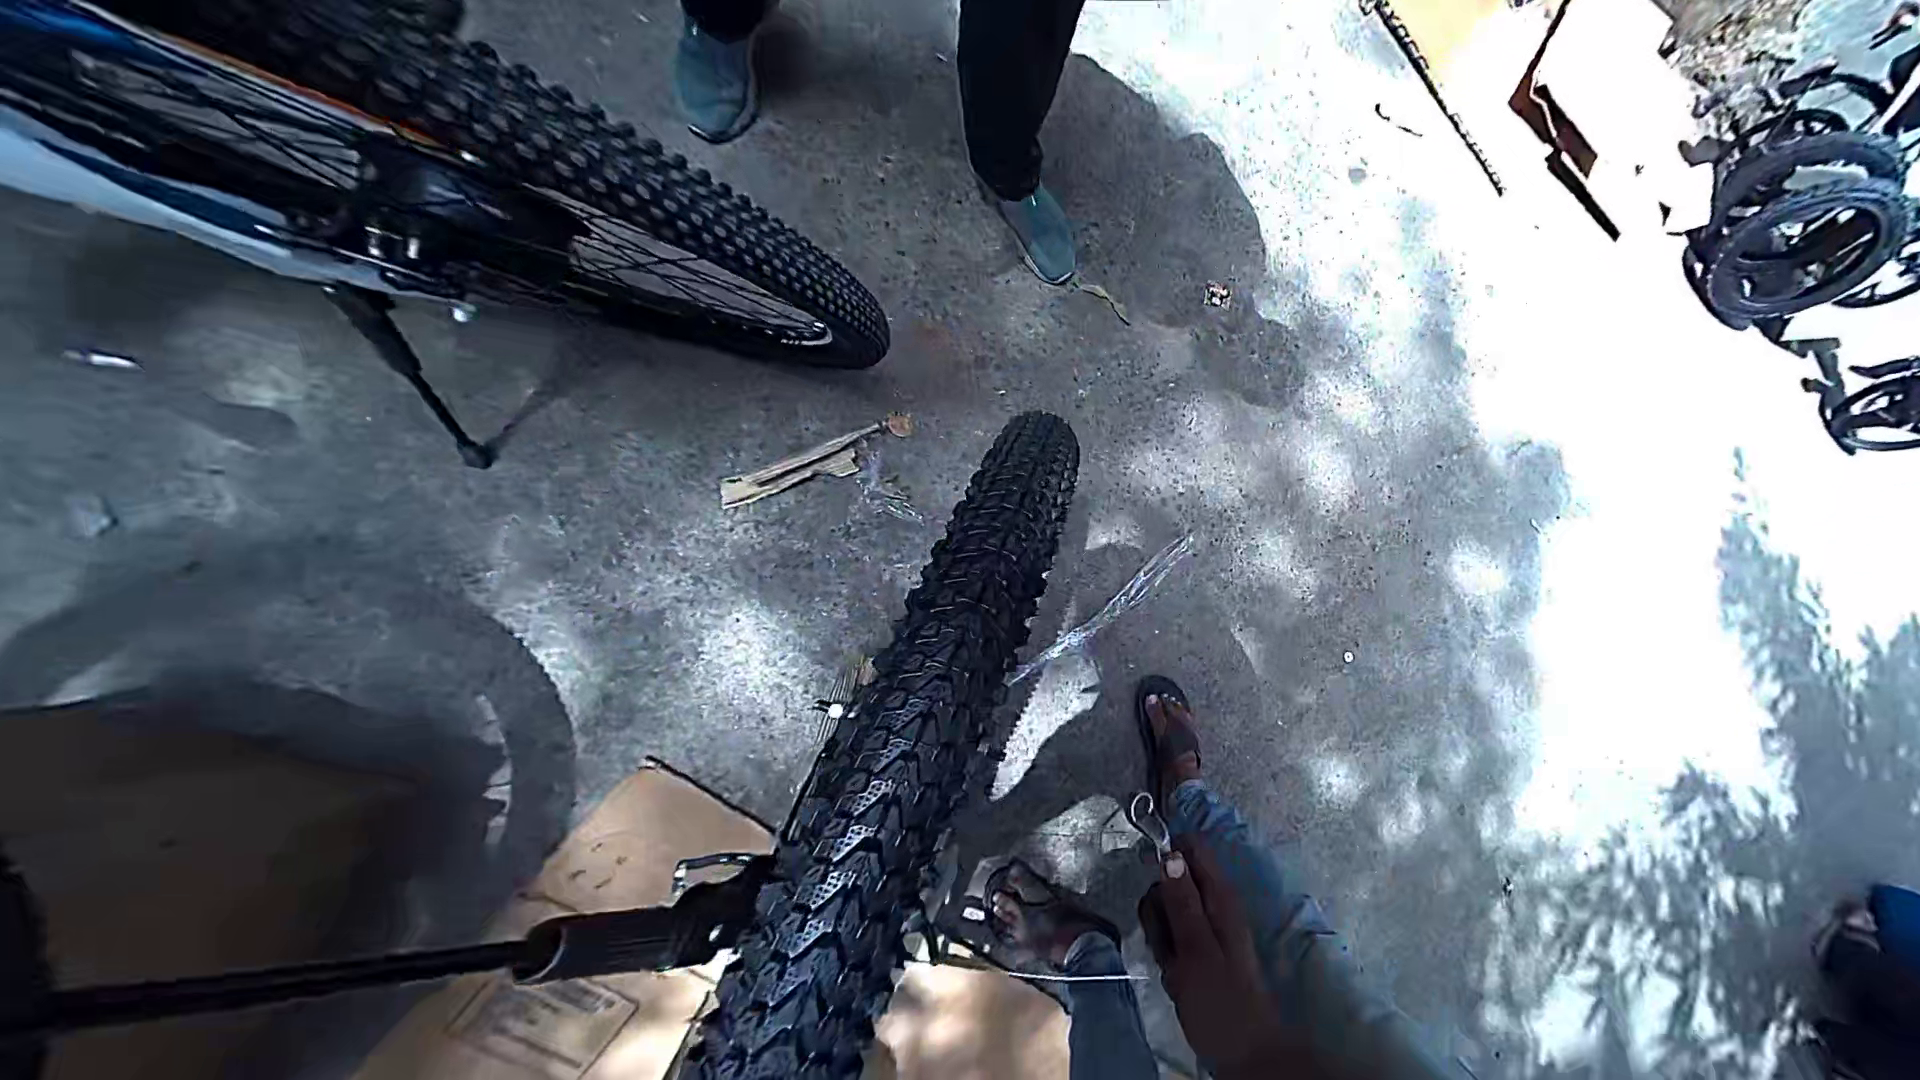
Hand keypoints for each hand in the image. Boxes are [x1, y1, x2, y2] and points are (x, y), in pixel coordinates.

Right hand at [1139, 835, 1295, 1078]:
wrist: (1245, 1056)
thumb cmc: (1221, 1002)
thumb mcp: (1195, 949)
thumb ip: (1182, 900)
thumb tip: (1170, 853)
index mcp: (1219, 896)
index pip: (1191, 846)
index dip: (1166, 851)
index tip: (1148, 873)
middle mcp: (1214, 903)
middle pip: (1171, 877)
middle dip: (1157, 901)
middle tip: (1163, 935)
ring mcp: (1206, 926)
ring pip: (1166, 905)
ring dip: (1159, 928)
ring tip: (1169, 960)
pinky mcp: (1198, 947)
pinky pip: (1170, 931)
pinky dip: (1164, 947)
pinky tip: (1171, 970)